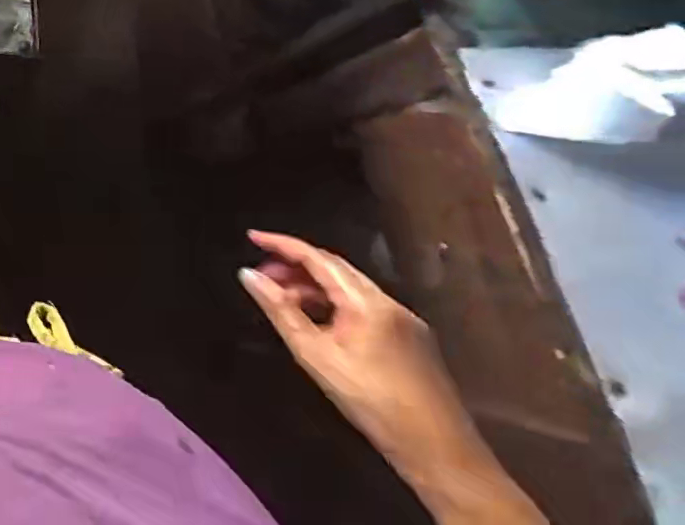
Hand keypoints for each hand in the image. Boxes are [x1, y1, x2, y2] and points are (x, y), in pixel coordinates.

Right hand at [239, 230, 482, 471]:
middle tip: (261, 274)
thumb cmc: (370, 400)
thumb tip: (248, 274)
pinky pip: (362, 306)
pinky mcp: (410, 340)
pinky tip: (314, 320)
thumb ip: (280, 309)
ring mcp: (404, 323)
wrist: (441, 454)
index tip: (251, 237)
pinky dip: (331, 302)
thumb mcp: (314, 354)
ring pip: (349, 288)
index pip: (318, 259)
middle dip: (294, 264)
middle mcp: (390, 305)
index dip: (282, 244)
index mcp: (367, 304)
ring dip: (311, 285)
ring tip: (281, 299)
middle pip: (335, 269)